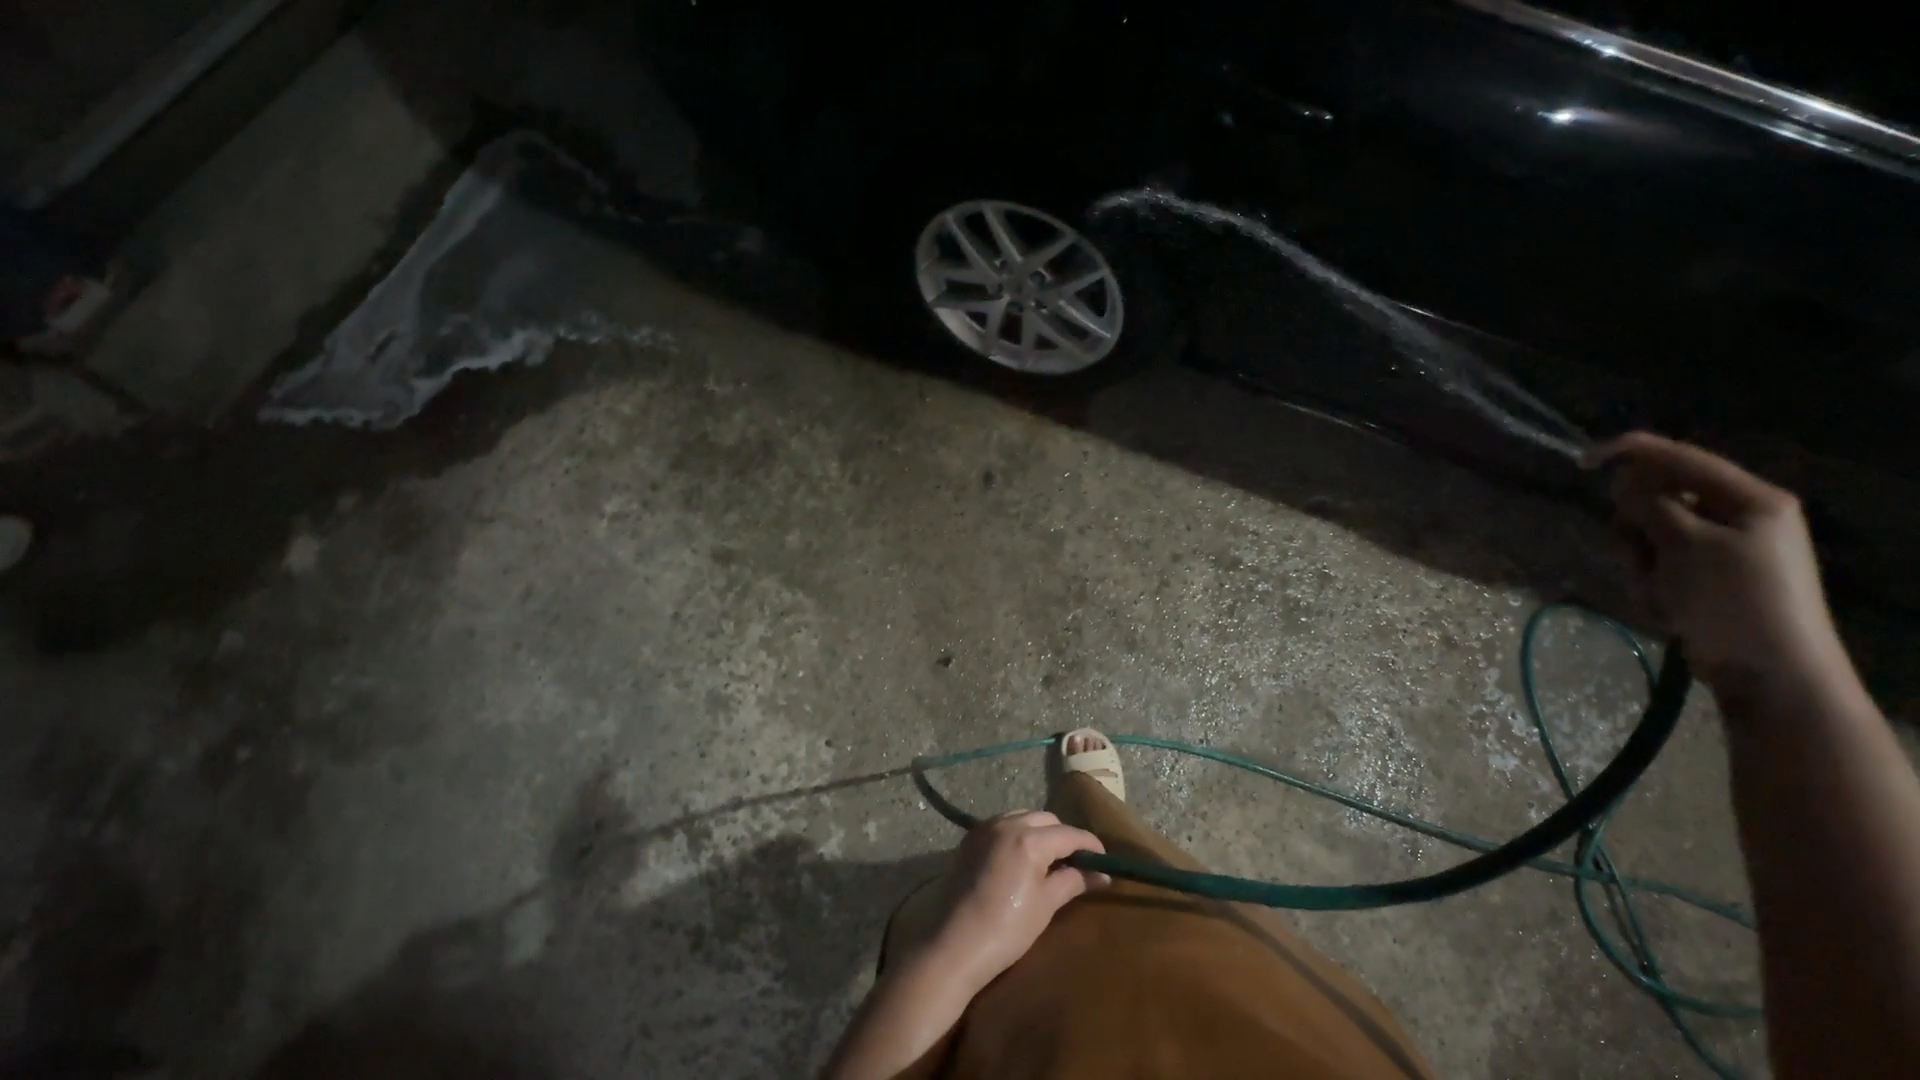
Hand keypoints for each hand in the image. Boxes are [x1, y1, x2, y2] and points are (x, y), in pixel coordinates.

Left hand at [923, 811, 1106, 993]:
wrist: (956, 945)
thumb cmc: (1008, 929)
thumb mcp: (1046, 905)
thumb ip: (1074, 881)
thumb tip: (1101, 875)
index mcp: (1029, 840)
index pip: (1070, 834)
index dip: (1090, 846)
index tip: (1103, 861)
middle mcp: (1007, 824)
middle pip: (1046, 819)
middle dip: (1064, 836)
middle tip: (1076, 863)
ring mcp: (985, 829)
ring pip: (1023, 817)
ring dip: (1040, 831)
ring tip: (1049, 859)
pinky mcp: (969, 840)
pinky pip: (1002, 825)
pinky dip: (1017, 833)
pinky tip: (1022, 857)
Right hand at [1586, 432, 1851, 704]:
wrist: (1771, 674)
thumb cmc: (1732, 601)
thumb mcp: (1685, 545)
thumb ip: (1650, 504)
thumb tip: (1623, 480)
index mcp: (1750, 499)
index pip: (1680, 457)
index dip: (1629, 453)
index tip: (1581, 464)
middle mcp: (1740, 516)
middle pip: (1660, 498)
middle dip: (1636, 526)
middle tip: (1638, 556)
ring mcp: (1725, 549)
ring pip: (1652, 533)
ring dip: (1641, 560)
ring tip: (1658, 592)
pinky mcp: (1709, 578)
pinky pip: (1661, 564)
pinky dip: (1653, 582)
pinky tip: (1666, 607)